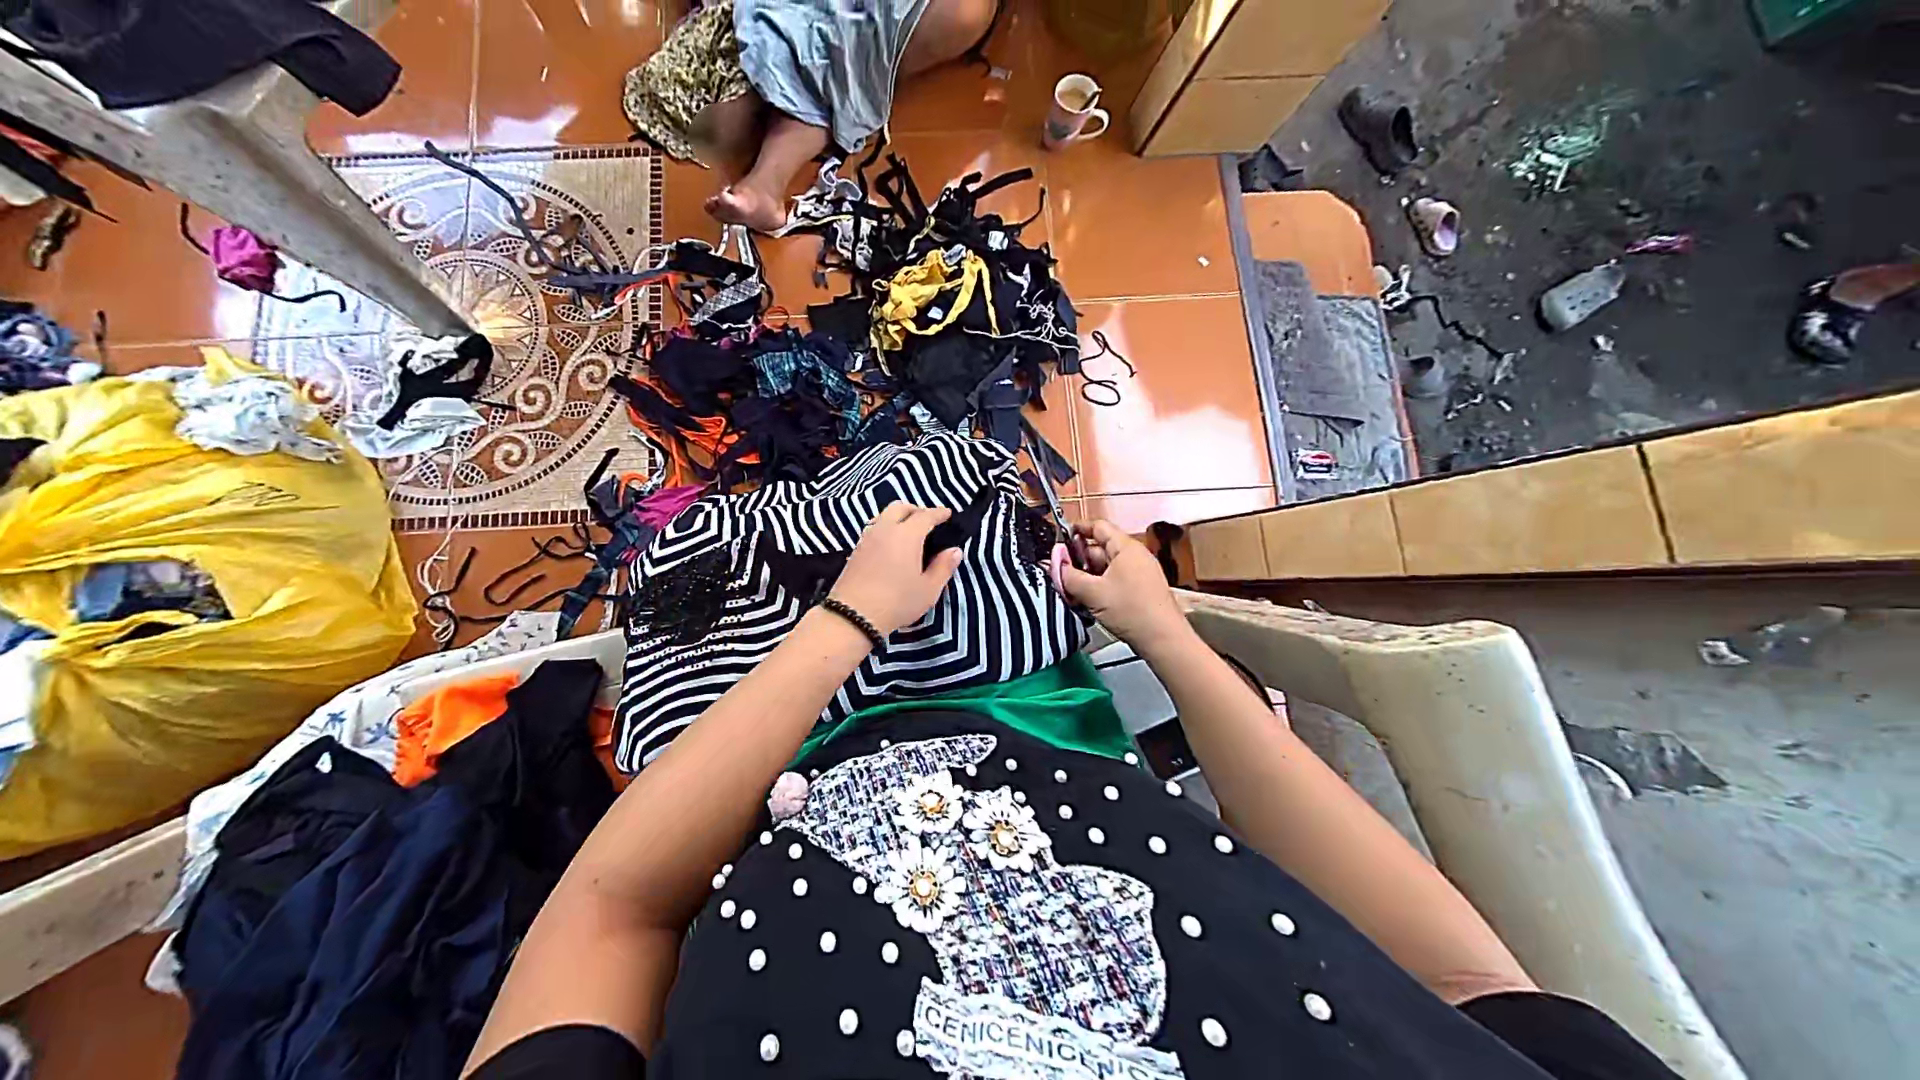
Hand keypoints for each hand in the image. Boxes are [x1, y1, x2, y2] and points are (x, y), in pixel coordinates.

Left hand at [828, 503, 964, 635]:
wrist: (853, 616)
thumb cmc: (896, 602)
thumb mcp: (928, 590)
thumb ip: (943, 567)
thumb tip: (954, 550)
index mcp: (906, 535)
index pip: (925, 515)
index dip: (938, 513)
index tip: (947, 513)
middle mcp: (885, 530)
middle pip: (900, 507)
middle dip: (916, 510)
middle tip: (927, 520)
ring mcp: (867, 539)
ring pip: (883, 516)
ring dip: (898, 517)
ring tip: (908, 532)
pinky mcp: (855, 550)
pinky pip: (874, 529)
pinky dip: (886, 529)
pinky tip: (890, 545)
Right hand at [1059, 520, 1191, 653]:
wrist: (1163, 639)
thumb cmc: (1131, 611)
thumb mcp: (1092, 592)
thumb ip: (1068, 575)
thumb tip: (1054, 562)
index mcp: (1125, 548)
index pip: (1098, 527)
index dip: (1077, 529)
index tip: (1059, 538)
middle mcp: (1134, 556)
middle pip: (1100, 548)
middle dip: (1078, 558)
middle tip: (1059, 571)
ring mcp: (1139, 573)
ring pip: (1105, 567)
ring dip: (1086, 575)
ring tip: (1069, 588)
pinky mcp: (1140, 590)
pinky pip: (1113, 580)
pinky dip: (1098, 586)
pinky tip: (1086, 599)